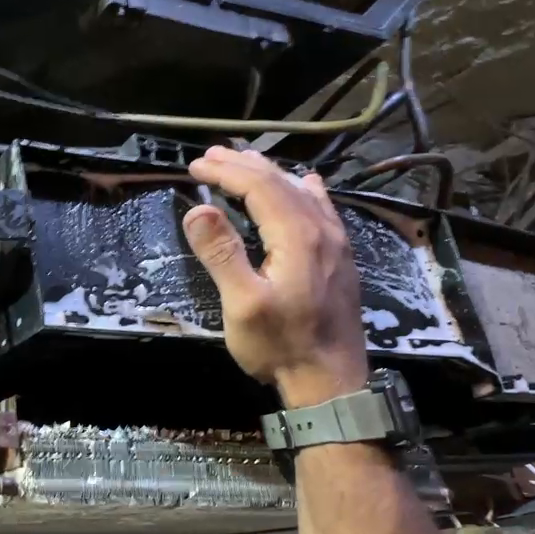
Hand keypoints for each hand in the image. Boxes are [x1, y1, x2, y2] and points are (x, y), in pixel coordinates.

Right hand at [183, 147, 368, 408]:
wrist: (330, 379)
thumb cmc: (279, 345)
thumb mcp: (242, 304)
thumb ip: (222, 254)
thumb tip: (198, 208)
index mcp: (297, 237)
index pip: (260, 188)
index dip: (226, 171)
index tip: (195, 164)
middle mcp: (321, 231)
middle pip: (282, 184)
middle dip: (245, 165)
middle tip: (211, 154)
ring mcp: (335, 244)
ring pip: (303, 193)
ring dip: (271, 174)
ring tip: (245, 163)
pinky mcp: (339, 258)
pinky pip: (321, 209)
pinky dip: (302, 190)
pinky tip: (306, 185)